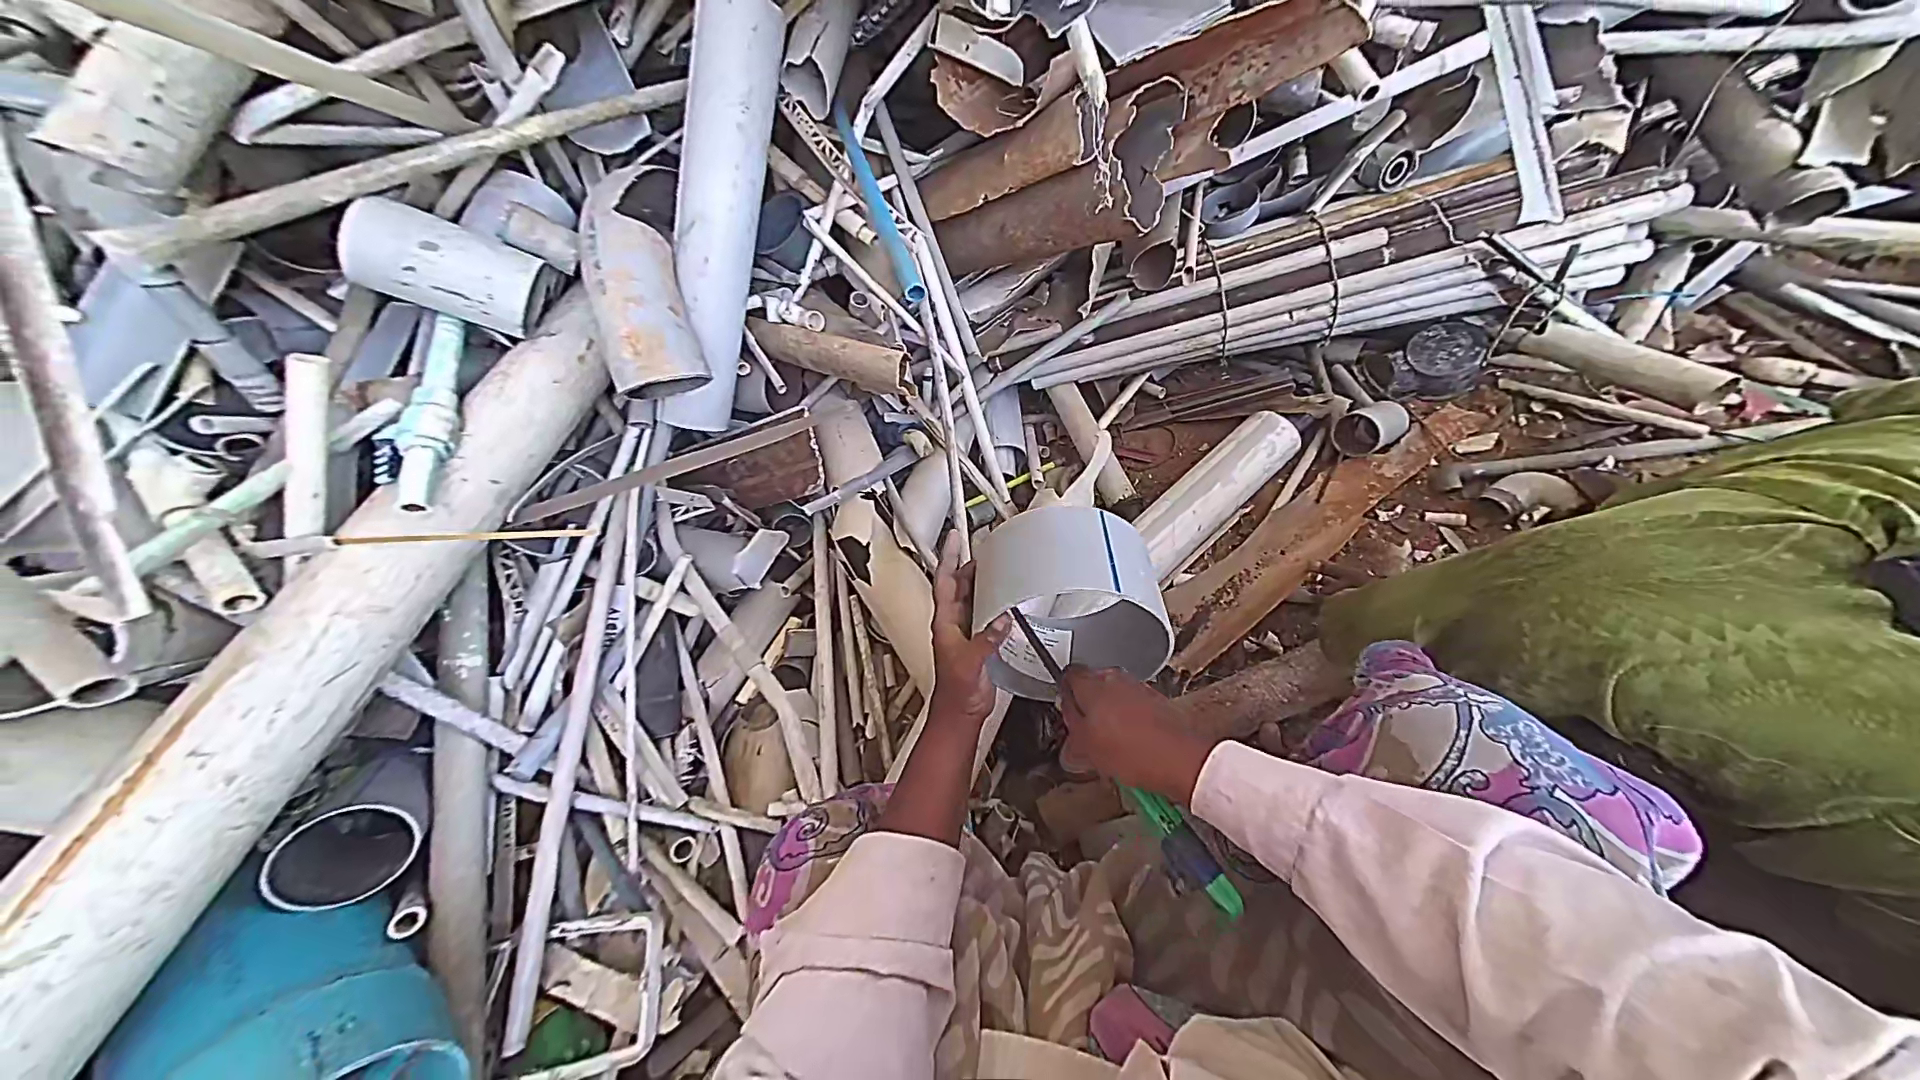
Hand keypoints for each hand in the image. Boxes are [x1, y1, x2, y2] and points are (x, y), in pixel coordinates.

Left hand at [930, 531, 1010, 725]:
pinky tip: (1007, 600)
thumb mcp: (970, 662)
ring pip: (972, 598)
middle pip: (958, 585)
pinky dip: (995, 604)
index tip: (954, 539)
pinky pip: (986, 614)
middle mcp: (953, 623)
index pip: (944, 581)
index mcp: (944, 622)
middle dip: (968, 565)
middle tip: (982, 549)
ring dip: (982, 582)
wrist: (961, 712)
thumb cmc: (956, 690)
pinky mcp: (978, 641)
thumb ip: (986, 640)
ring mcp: (965, 631)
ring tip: (996, 567)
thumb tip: (1000, 621)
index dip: (948, 558)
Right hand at [1059, 666, 1217, 802]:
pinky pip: (1133, 704)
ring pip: (1113, 694)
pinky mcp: (1156, 699)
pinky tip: (1130, 742)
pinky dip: (1129, 718)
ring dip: (1109, 711)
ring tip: (1110, 741)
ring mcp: (1138, 686)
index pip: (1068, 675)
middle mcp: (1115, 677)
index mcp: (1092, 683)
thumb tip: (1067, 710)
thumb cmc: (1134, 751)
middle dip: (1087, 704)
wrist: (1179, 759)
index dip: (1064, 694)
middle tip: (1085, 730)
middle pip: (1091, 684)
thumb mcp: (1085, 744)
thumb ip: (1070, 721)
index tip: (1066, 710)